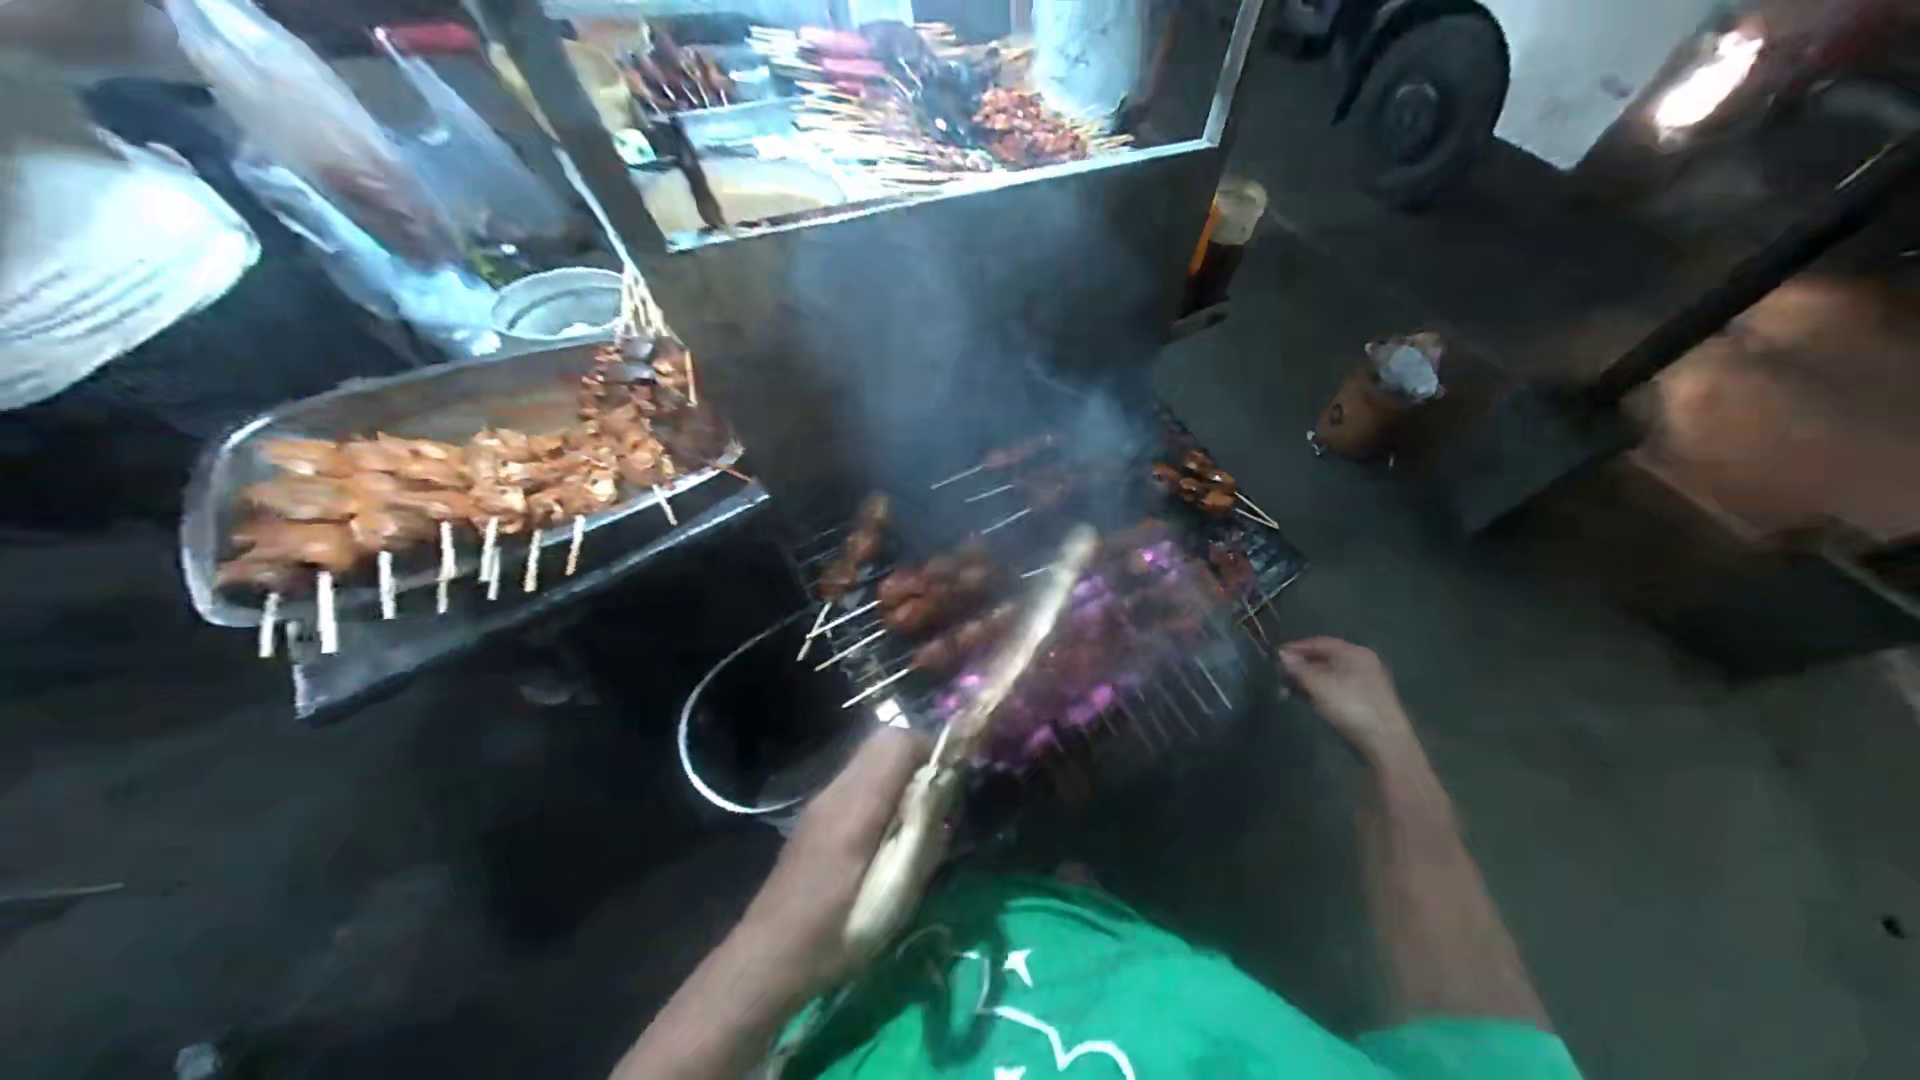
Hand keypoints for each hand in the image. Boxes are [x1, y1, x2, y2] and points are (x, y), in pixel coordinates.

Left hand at [733, 727, 930, 1006]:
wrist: (766, 957)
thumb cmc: (836, 935)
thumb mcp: (893, 899)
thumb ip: (922, 840)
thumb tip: (945, 797)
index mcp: (855, 808)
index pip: (897, 744)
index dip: (933, 748)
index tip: (957, 773)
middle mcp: (836, 792)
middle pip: (882, 740)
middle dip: (919, 753)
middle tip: (942, 789)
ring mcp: (821, 800)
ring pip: (869, 757)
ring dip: (900, 768)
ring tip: (921, 808)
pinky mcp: (816, 813)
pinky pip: (857, 777)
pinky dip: (883, 783)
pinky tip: (890, 825)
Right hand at [1278, 637, 1419, 761]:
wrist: (1385, 742)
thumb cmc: (1352, 707)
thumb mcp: (1320, 685)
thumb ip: (1298, 669)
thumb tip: (1282, 655)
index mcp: (1354, 653)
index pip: (1320, 642)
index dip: (1297, 647)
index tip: (1276, 655)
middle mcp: (1361, 663)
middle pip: (1323, 658)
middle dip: (1300, 666)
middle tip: (1280, 675)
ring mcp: (1363, 682)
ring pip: (1328, 675)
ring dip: (1307, 680)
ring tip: (1288, 690)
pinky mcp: (1362, 699)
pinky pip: (1334, 687)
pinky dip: (1318, 690)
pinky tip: (1306, 699)